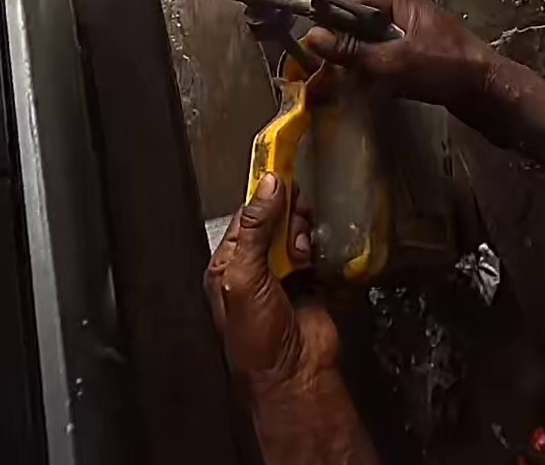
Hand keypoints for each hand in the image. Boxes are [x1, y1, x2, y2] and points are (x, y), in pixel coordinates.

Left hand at [204, 172, 335, 398]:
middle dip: (287, 215)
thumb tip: (267, 185)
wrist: (296, 375)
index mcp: (230, 262)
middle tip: (290, 228)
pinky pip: (314, 243)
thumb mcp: (245, 278)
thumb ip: (256, 228)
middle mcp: (255, 263)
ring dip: (300, 233)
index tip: (281, 168)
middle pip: (275, 214)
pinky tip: (310, 259)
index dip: (264, 190)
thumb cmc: (257, 343)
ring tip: (298, 254)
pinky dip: (315, 245)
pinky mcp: (307, 275)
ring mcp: (282, 269)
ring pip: (295, 227)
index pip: (248, 212)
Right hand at [303, 0, 499, 112]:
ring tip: (337, 85)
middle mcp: (401, 3)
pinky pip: (382, 54)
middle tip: (319, 75)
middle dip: (340, 49)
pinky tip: (363, 88)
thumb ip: (350, 51)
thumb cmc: (444, 69)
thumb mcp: (392, 62)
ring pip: (368, 41)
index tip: (306, 52)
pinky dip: (371, 69)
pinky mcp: (415, 47)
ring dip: (355, 62)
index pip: (346, 3)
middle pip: (356, 23)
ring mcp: (409, 26)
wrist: (488, 92)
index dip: (325, 26)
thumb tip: (312, 37)